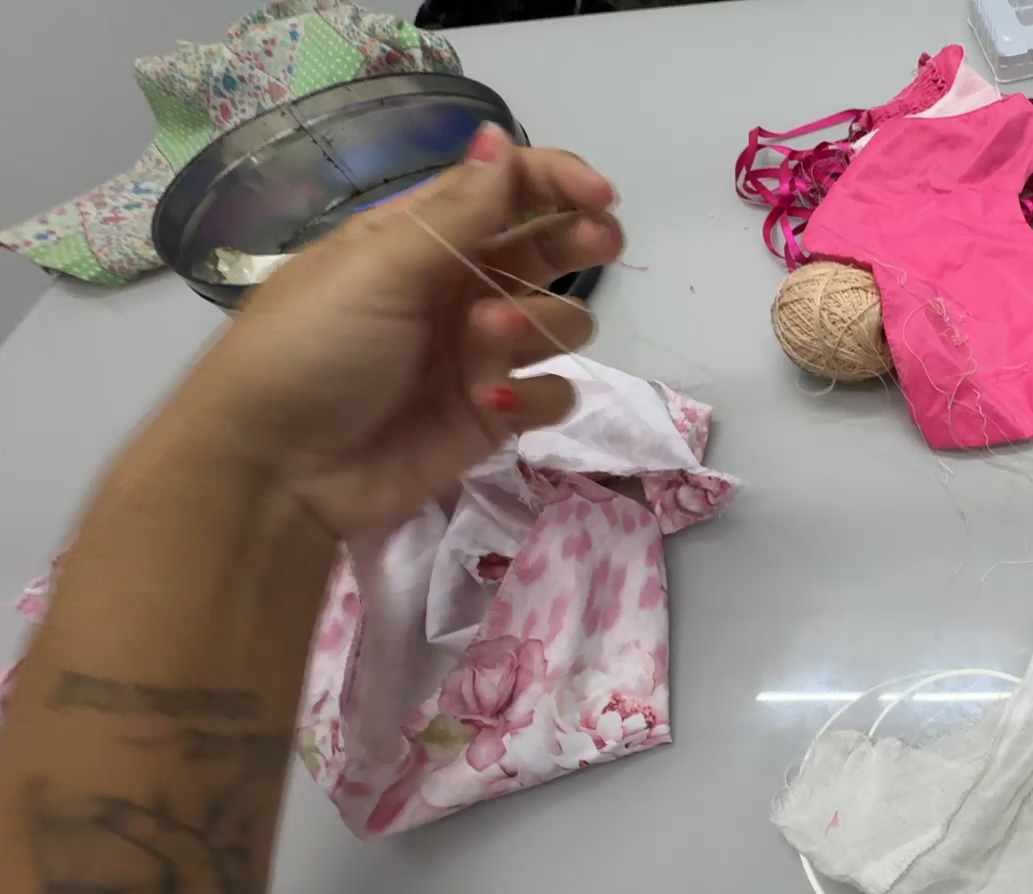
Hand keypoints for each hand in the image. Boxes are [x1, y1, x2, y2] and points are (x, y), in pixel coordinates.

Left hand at [165, 122, 624, 537]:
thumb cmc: (312, 349)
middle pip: (550, 253)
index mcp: (425, 240)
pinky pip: (555, 393)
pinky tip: (488, 405)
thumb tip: (502, 137)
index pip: (507, 192)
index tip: (600, 197)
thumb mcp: (379, 269)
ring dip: (537, 327)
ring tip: (484, 343)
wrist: (284, 469)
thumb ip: (456, 215)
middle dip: (581, 242)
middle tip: (601, 242)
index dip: (558, 183)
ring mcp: (488, 354)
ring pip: (564, 325)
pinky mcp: (502, 411)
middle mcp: (465, 289)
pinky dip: (533, 397)